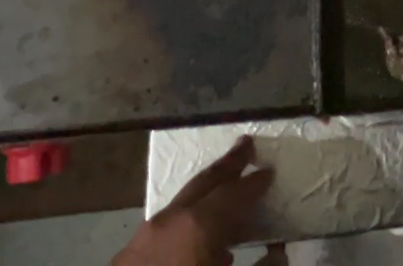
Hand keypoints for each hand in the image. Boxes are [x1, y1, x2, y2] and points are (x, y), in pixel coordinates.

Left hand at [113, 137, 272, 265]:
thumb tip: (276, 253)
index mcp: (197, 226)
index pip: (235, 192)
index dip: (255, 182)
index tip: (269, 171)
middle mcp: (169, 222)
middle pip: (204, 184)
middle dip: (227, 166)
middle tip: (246, 147)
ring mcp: (142, 240)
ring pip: (181, 204)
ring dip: (205, 195)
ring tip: (225, 190)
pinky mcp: (126, 260)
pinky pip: (164, 228)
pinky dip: (186, 222)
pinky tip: (196, 242)